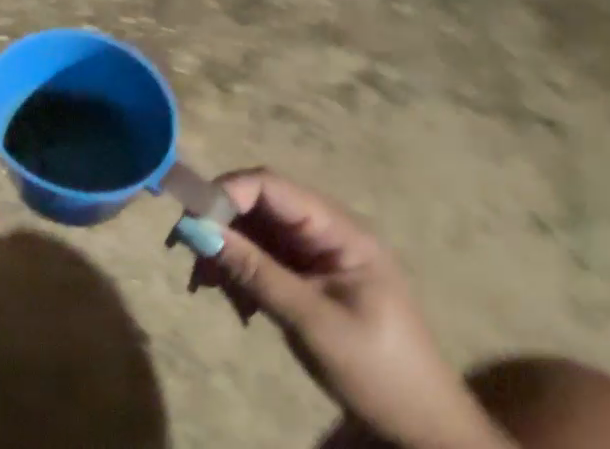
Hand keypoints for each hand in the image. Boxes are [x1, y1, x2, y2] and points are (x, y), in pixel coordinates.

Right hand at [191, 169, 511, 448]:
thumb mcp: (312, 321)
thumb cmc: (378, 370)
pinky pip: (255, 256)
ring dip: (221, 251)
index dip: (225, 193)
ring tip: (206, 287)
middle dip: (216, 225)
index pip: (270, 186)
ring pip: (249, 230)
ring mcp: (313, 254)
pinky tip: (231, 301)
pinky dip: (234, 271)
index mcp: (341, 233)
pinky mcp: (303, 275)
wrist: (421, 426)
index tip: (190, 223)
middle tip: (188, 257)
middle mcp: (324, 233)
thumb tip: (195, 229)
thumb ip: (254, 271)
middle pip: (254, 203)